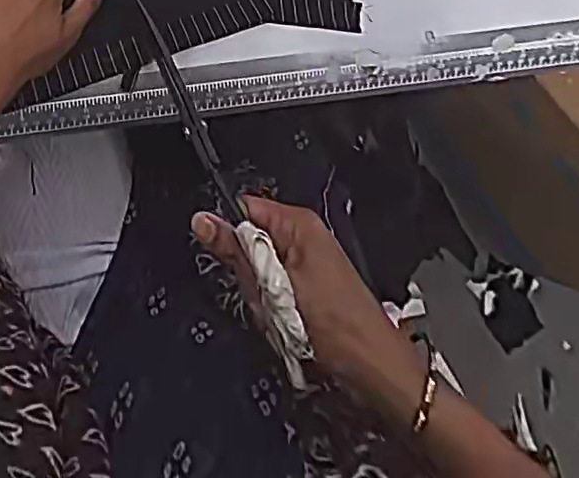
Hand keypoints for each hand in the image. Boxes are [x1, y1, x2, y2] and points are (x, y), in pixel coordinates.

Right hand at [194, 196, 426, 423]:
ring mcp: (308, 260)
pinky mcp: (309, 285)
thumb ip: (235, 250)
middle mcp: (304, 235)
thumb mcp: (274, 286)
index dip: (227, 231)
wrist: (376, 371)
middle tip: (264, 295)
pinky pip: (274, 287)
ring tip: (281, 314)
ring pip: (258, 269)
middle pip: (248, 241)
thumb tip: (202, 220)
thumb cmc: (339, 327)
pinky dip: (273, 307)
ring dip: (260, 295)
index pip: (241, 207)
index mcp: (298, 222)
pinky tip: (288, 324)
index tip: (229, 257)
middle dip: (247, 273)